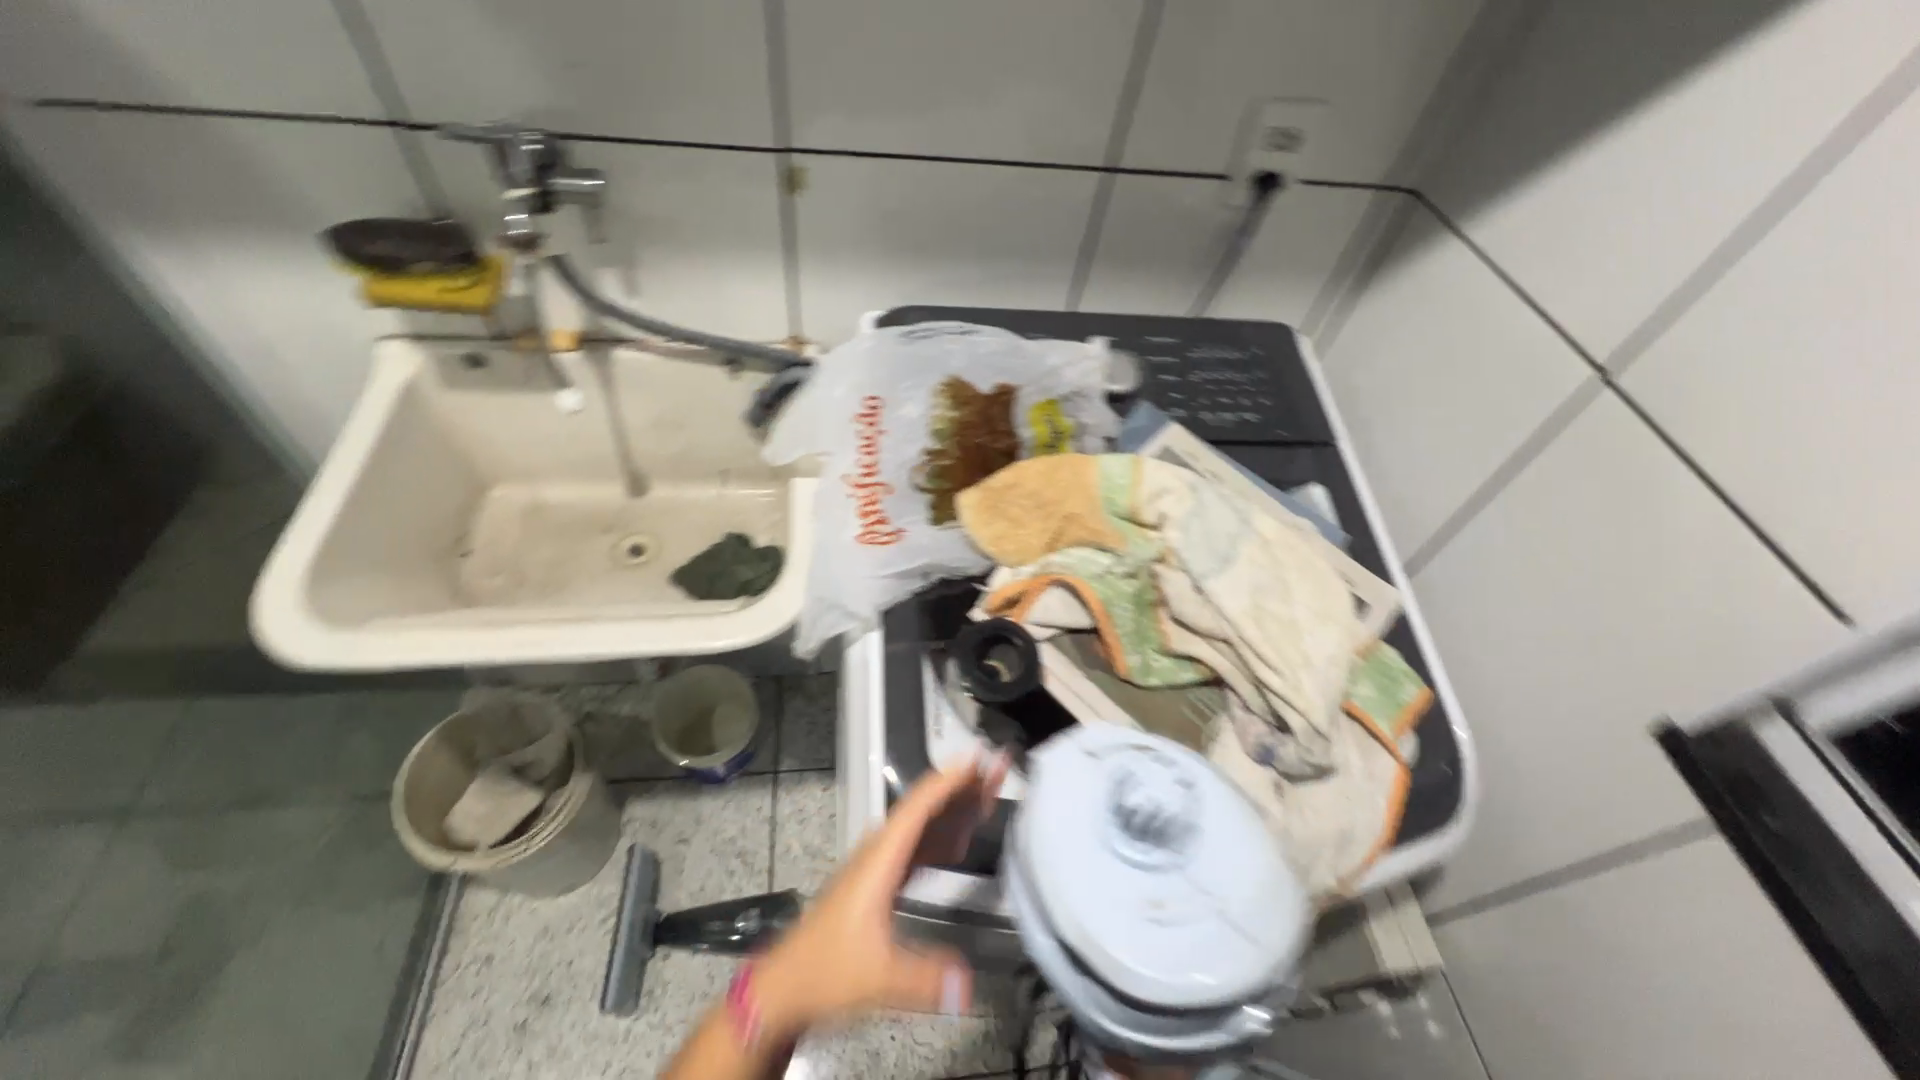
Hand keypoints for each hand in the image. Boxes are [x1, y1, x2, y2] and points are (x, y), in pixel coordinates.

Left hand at [754, 752, 1010, 1037]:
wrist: (786, 984)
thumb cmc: (825, 971)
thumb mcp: (877, 977)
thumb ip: (923, 978)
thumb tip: (968, 987)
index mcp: (880, 861)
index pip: (917, 809)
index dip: (947, 782)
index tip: (976, 759)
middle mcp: (880, 853)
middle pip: (926, 809)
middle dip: (962, 787)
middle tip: (998, 767)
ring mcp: (879, 866)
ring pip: (923, 826)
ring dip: (955, 808)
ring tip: (990, 792)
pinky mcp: (880, 882)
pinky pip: (918, 847)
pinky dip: (943, 837)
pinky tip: (963, 839)